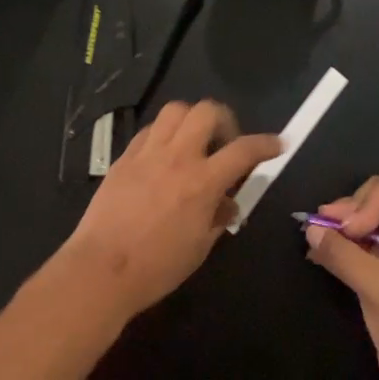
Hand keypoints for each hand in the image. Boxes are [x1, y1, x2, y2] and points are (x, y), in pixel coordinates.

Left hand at [56, 100, 281, 318]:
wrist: (102, 269)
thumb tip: (228, 203)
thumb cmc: (156, 267)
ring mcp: (147, 153)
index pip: (243, 150)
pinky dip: (163, 134)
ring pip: (175, 110)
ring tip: (194, 141)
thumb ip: (218, 218)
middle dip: (225, 119)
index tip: (277, 144)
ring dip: (191, 119)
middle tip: (226, 141)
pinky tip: (163, 154)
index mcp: (202, 182)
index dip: (265, 144)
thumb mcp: (199, 248)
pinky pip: (149, 130)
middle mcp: (177, 157)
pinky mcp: (124, 156)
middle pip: (206, 111)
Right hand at [306, 176, 378, 379]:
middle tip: (322, 230)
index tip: (346, 232)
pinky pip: (358, 241)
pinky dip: (339, 243)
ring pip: (361, 220)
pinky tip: (319, 251)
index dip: (362, 206)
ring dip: (338, 229)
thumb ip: (344, 255)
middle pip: (372, 201)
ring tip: (316, 242)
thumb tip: (310, 228)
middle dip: (346, 214)